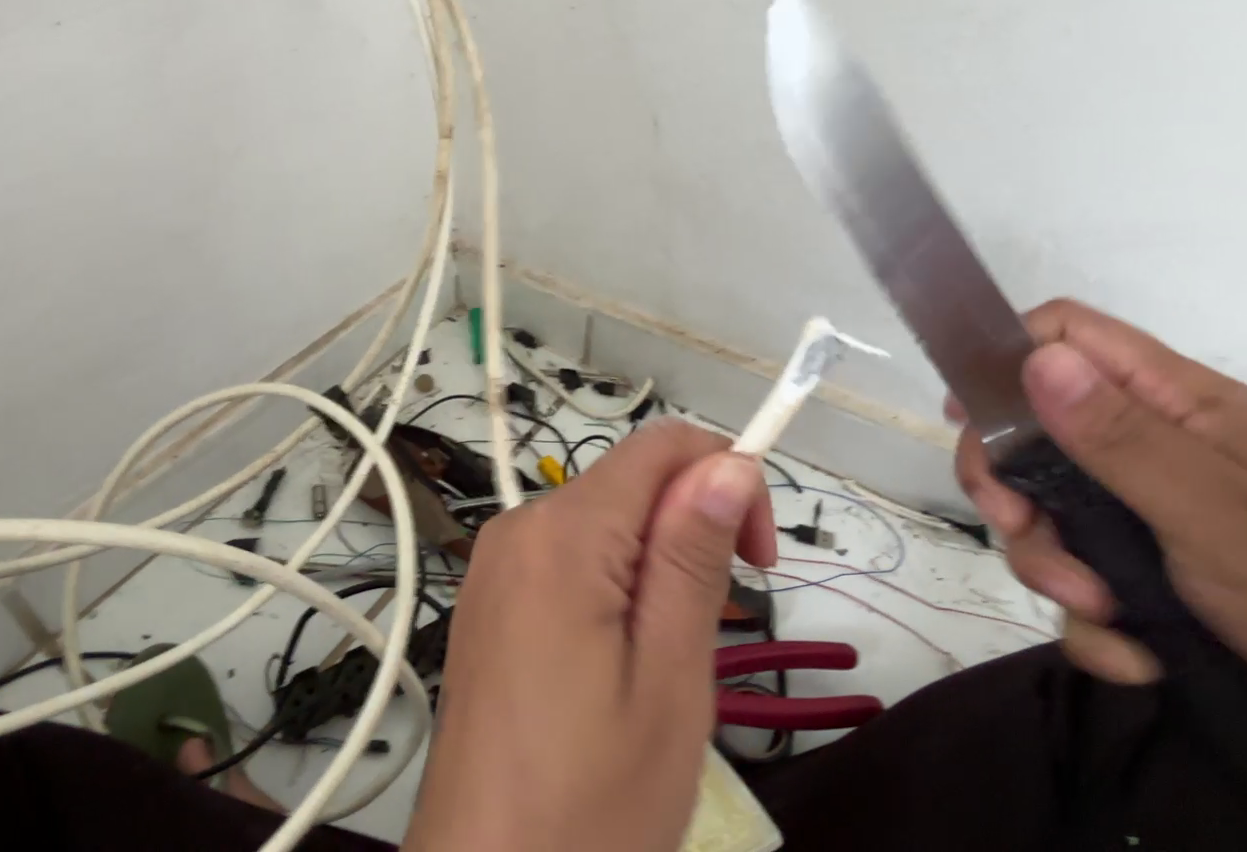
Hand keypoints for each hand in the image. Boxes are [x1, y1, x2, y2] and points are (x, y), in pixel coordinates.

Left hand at [403, 419, 776, 851]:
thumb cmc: (590, 800)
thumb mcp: (668, 679)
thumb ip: (693, 557)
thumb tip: (729, 463)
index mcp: (561, 535)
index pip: (660, 445)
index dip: (726, 476)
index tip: (759, 559)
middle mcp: (516, 528)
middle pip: (629, 481)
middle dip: (690, 527)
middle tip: (713, 627)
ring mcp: (493, 565)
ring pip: (602, 520)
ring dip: (654, 562)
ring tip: (663, 658)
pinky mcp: (487, 600)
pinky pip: (567, 557)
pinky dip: (612, 583)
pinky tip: (617, 659)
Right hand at [952, 299, 1246, 786]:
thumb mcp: (1217, 511)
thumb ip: (1117, 436)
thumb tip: (1034, 359)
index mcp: (1178, 408)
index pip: (1068, 338)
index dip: (1007, 362)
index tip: (968, 422)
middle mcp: (1157, 451)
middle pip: (1034, 436)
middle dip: (1012, 488)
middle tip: (1022, 529)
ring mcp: (1155, 516)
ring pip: (1051, 519)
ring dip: (1052, 569)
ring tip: (1107, 615)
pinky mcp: (1159, 581)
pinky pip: (1085, 588)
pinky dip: (1096, 627)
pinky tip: (1135, 657)